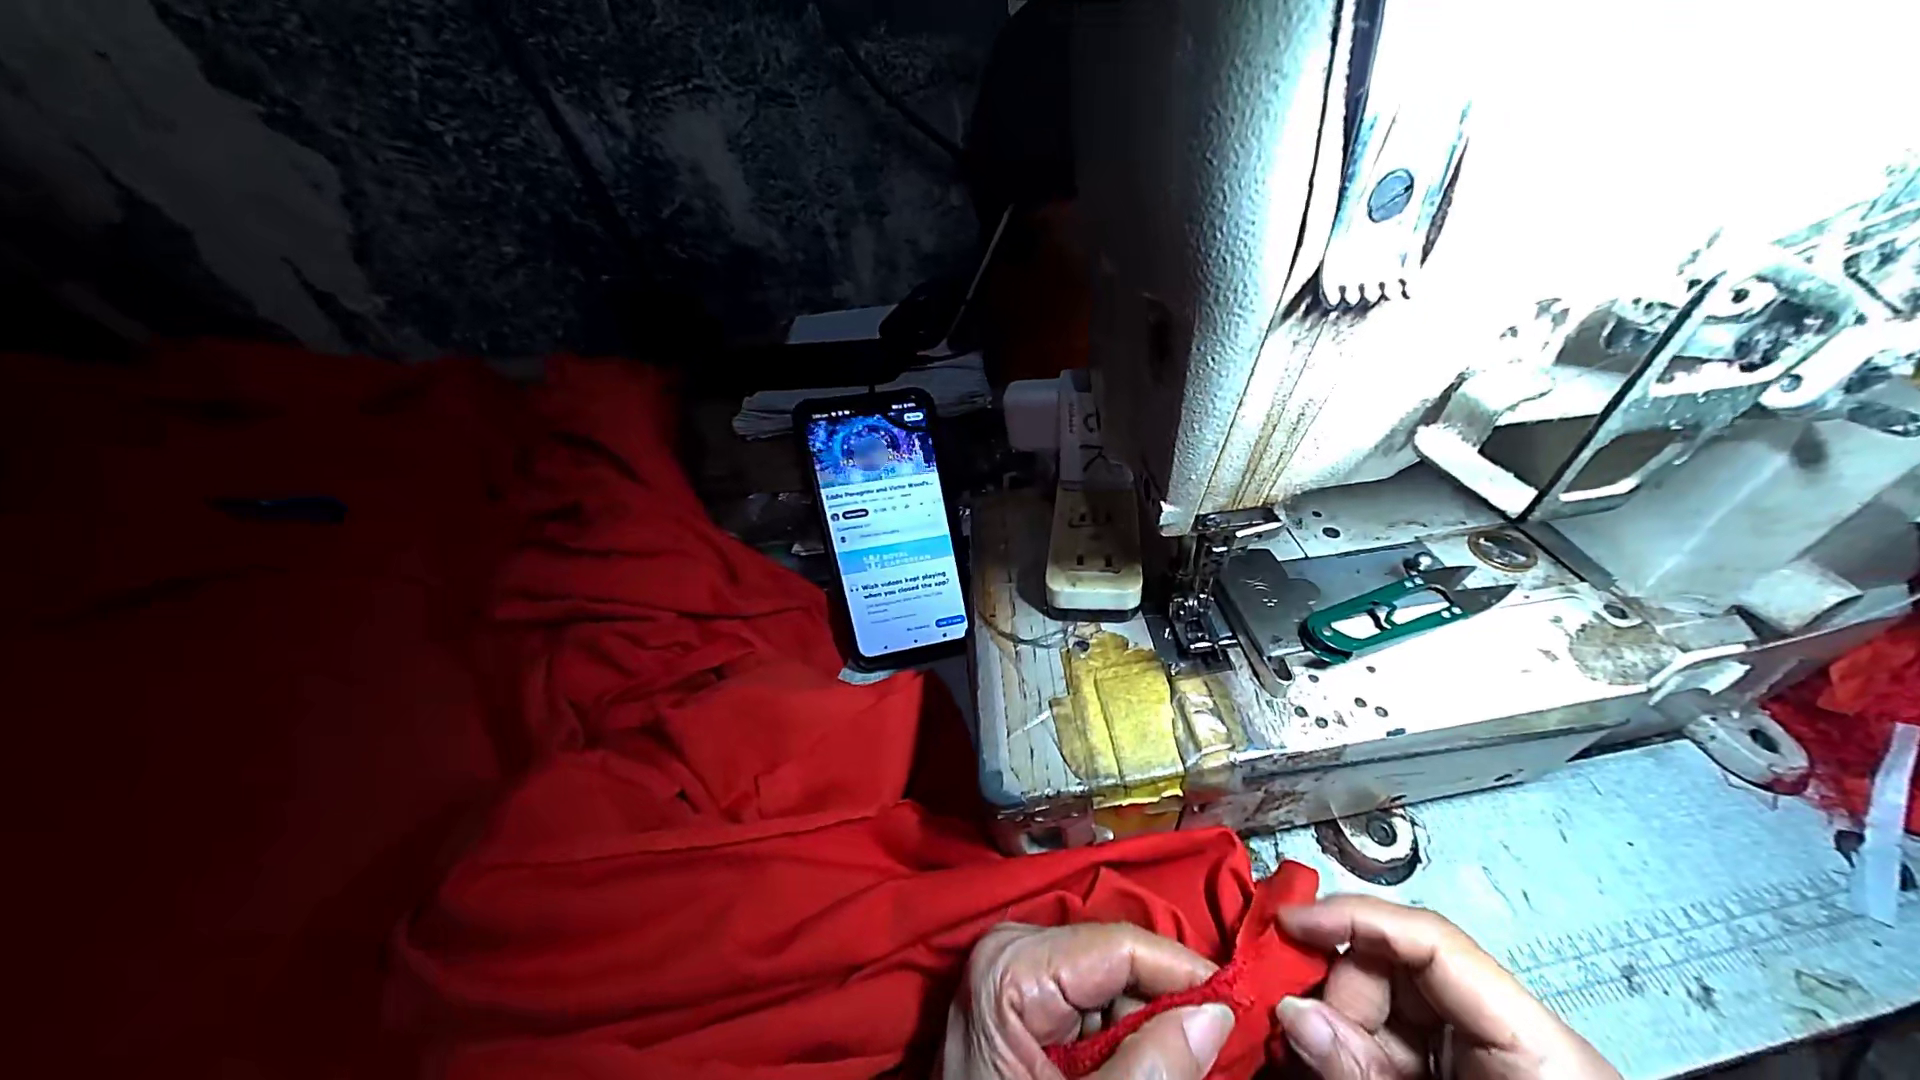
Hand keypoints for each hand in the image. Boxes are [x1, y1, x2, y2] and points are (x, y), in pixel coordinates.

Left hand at [941, 922, 1237, 1079]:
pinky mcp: (1021, 992)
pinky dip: (1119, 1036)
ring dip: (1143, 1027)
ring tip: (1147, 1071)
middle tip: (1197, 1057)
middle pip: (1117, 962)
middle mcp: (1012, 948)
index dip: (1183, 972)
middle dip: (1163, 1007)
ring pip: (1110, 982)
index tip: (1237, 1007)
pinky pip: (1089, 1001)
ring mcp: (1014, 967)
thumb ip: (1151, 1067)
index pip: (1118, 946)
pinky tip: (1120, 1067)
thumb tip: (1217, 1014)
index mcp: (1012, 965)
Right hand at [1272, 896, 1619, 1079]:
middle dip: (1340, 993)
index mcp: (1536, 1045)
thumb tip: (1290, 1010)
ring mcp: (1485, 1054)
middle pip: (1398, 968)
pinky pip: (1393, 1037)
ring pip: (1385, 1000)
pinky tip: (1333, 1064)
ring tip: (1317, 1062)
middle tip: (1302, 1035)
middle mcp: (1508, 1032)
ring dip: (1341, 1025)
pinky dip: (1356, 1048)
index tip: (1287, 924)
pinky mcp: (1460, 1072)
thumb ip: (1367, 1074)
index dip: (1354, 919)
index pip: (1433, 941)